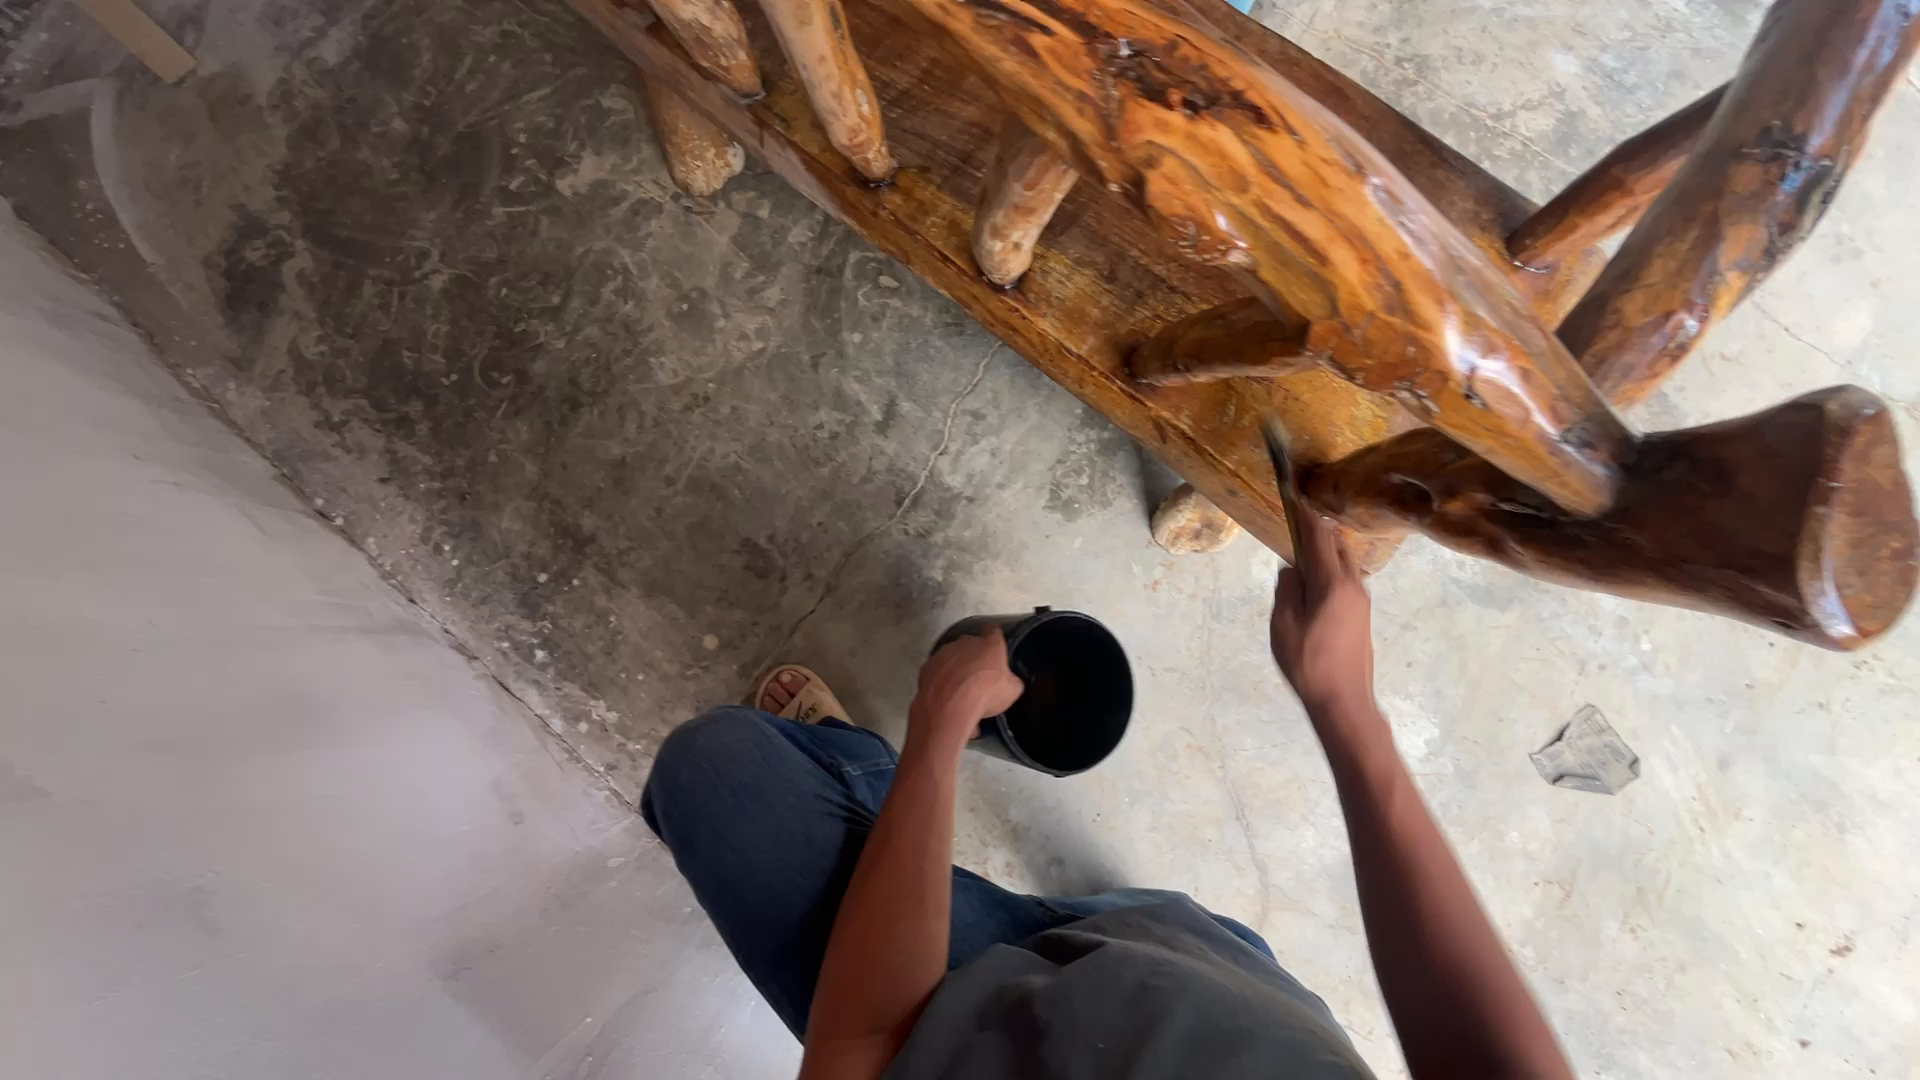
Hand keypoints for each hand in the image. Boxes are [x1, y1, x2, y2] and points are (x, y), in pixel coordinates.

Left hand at [909, 628, 1024, 755]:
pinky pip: (938, 669)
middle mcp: (966, 642)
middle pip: (971, 643)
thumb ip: (1012, 680)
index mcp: (989, 644)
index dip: (995, 638)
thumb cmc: (986, 694)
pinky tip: (945, 693)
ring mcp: (944, 652)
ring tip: (960, 687)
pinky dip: (942, 678)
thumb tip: (1011, 680)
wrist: (949, 706)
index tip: (995, 646)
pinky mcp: (928, 665)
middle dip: (975, 655)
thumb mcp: (1012, 691)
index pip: (994, 631)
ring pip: (953, 655)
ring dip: (957, 666)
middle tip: (979, 674)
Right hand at [1270, 508, 1375, 718]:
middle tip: (1301, 522)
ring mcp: (1362, 602)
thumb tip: (1292, 571)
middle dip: (1321, 532)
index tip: (1299, 499)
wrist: (1343, 700)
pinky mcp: (1362, 616)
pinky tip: (1317, 582)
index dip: (1308, 519)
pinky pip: (1348, 581)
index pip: (1319, 541)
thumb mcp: (1283, 625)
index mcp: (1332, 584)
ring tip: (1307, 550)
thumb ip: (1286, 590)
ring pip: (1347, 565)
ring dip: (1328, 553)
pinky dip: (1333, 571)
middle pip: (1339, 548)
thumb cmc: (1307, 662)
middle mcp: (1354, 587)